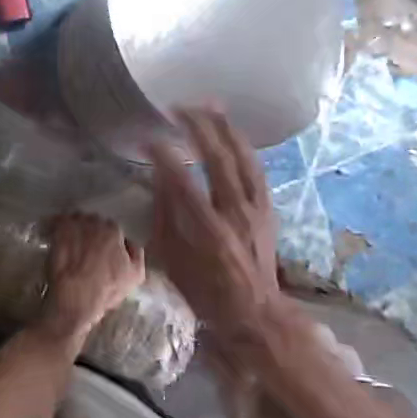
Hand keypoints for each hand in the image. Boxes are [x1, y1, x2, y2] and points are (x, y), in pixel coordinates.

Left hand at [36, 213, 144, 352]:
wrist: (76, 298)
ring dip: (74, 226)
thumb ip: (136, 253)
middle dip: (91, 231)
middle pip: (93, 221)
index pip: (112, 228)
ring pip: (76, 219)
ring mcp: (74, 226)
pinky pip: (57, 222)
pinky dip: (56, 225)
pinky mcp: (56, 232)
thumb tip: (129, 242)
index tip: (103, 250)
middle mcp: (94, 223)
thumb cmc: (106, 289)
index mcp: (114, 231)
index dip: (108, 240)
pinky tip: (53, 234)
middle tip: (87, 246)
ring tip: (70, 240)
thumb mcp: (135, 275)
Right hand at [147, 107, 282, 340]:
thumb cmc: (205, 290)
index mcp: (207, 231)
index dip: (164, 155)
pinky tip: (232, 133)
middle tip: (179, 109)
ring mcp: (256, 208)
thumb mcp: (172, 259)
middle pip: (218, 159)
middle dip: (198, 128)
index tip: (148, 138)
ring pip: (243, 158)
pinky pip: (256, 169)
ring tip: (209, 106)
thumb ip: (164, 216)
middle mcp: (235, 213)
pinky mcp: (268, 208)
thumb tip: (158, 176)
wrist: (255, 311)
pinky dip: (242, 146)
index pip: (182, 181)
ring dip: (225, 129)